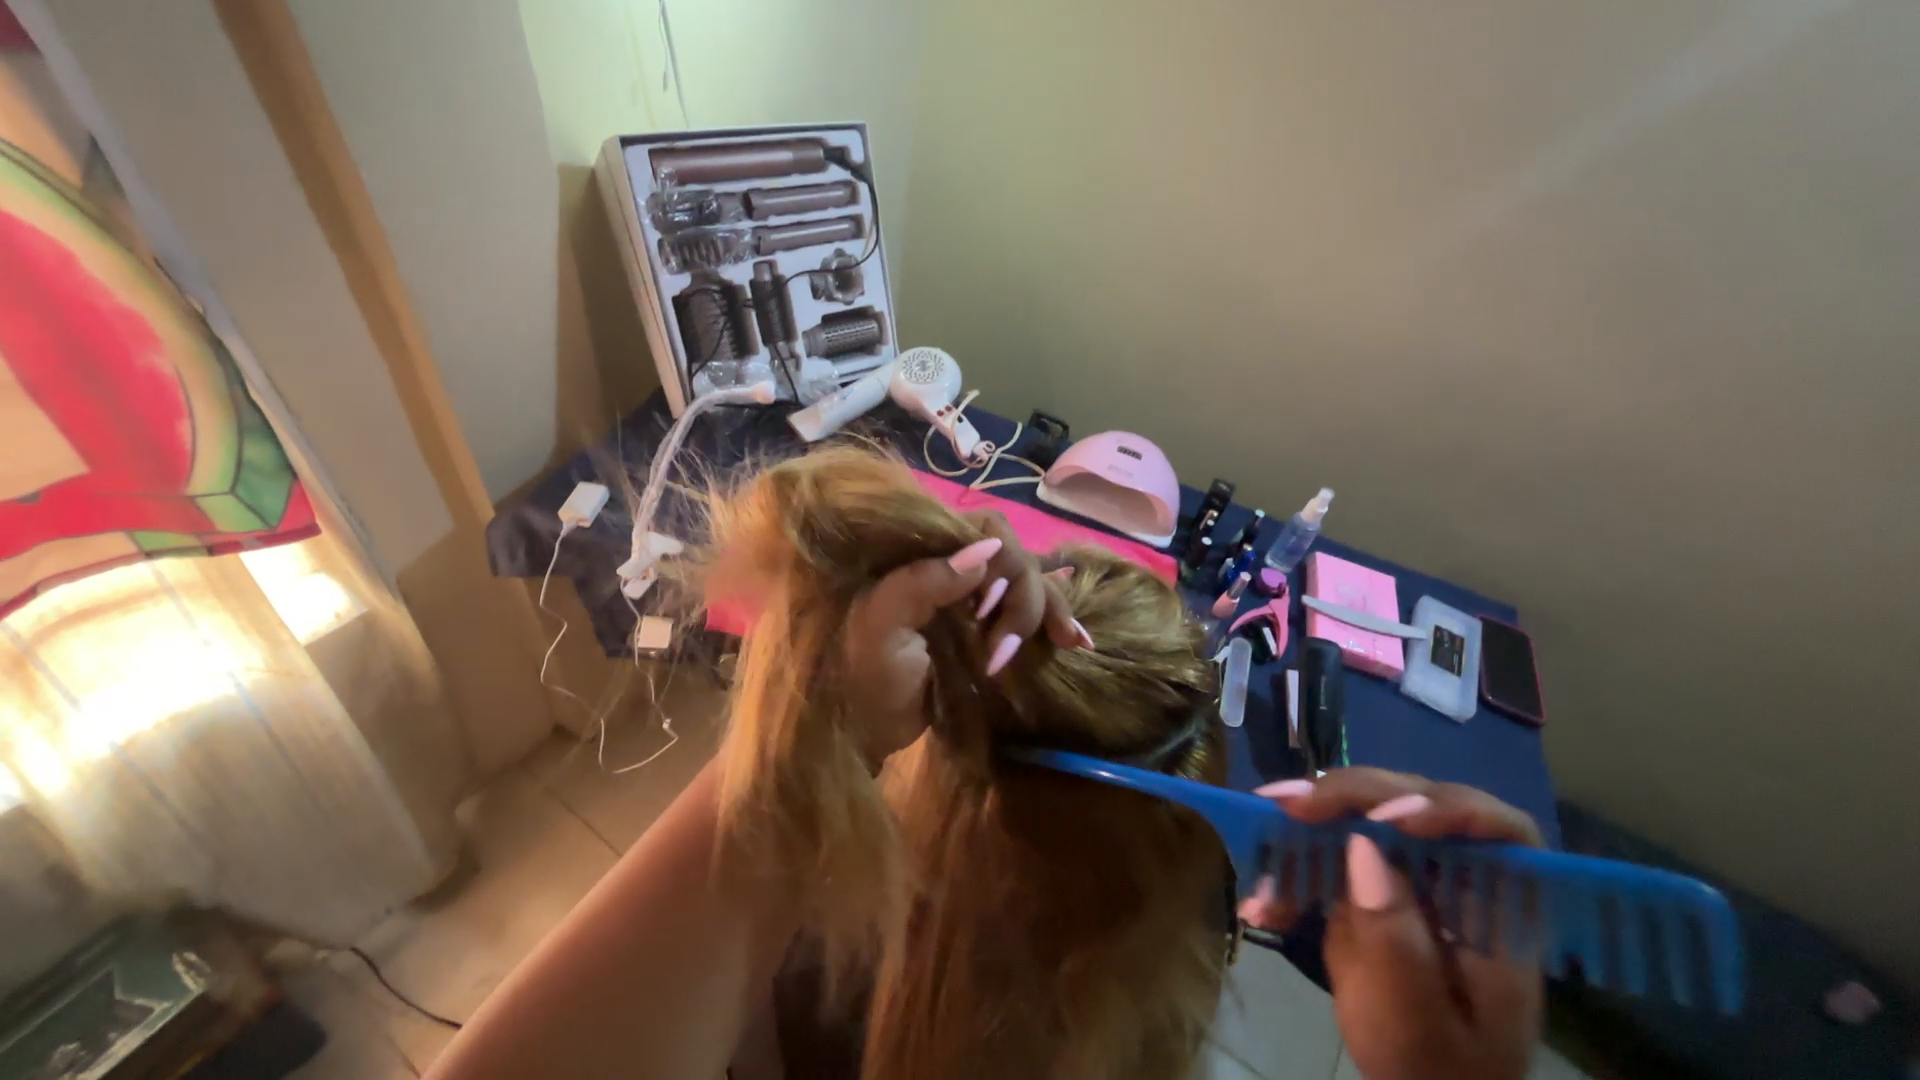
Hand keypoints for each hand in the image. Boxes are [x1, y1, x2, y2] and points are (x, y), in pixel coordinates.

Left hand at [839, 518, 1085, 766]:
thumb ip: (925, 580)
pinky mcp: (992, 627)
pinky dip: (1058, 621)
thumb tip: (986, 548)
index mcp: (924, 553)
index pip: (984, 528)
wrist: (869, 728)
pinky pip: (1034, 611)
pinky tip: (1078, 641)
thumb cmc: (867, 674)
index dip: (999, 561)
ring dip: (1047, 610)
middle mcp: (955, 566)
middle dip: (1020, 599)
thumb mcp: (882, 624)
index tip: (987, 608)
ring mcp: (977, 597)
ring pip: (1032, 581)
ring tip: (1064, 642)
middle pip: (1014, 556)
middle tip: (1001, 649)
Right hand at [1242, 769, 1543, 1079]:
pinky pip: (1327, 849)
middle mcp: (1457, 877)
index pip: (1498, 831)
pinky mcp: (1366, 882)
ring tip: (1265, 819)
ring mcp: (1409, 874)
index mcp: (1497, 911)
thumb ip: (1396, 941)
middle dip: (1352, 795)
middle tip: (1292, 803)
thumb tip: (1362, 845)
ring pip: (1363, 814)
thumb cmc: (1433, 1070)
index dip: (1448, 808)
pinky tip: (1261, 902)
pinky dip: (1288, 862)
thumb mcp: (1418, 1023)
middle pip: (1415, 803)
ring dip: (1311, 815)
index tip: (1386, 819)